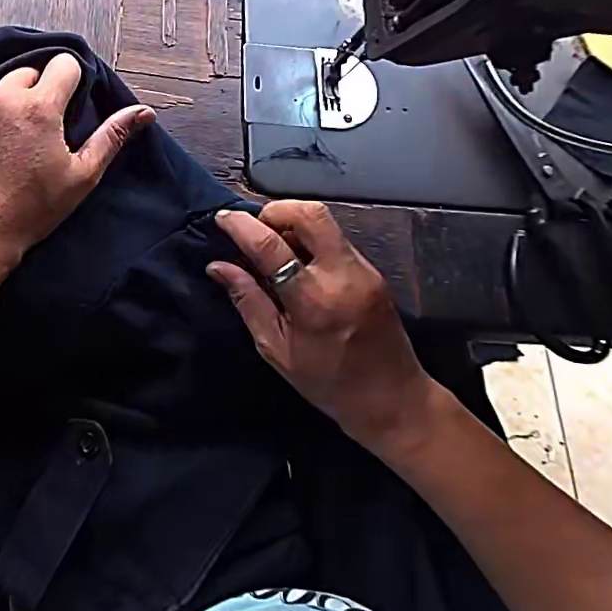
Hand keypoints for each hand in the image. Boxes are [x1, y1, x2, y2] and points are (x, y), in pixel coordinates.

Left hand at [0, 53, 154, 274]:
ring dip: (9, 106)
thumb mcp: (81, 176)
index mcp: (39, 107)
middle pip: (30, 73)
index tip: (68, 107)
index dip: (72, 83)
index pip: (63, 64)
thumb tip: (143, 111)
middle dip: (38, 95)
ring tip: (10, 145)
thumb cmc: (30, 210)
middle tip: (39, 135)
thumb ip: (112, 136)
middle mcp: (2, 97)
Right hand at [207, 202, 447, 450]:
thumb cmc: (328, 383)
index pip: (272, 246)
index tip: (222, 218)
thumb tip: (218, 266)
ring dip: (292, 222)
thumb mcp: (276, 349)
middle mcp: (343, 275)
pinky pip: (334, 239)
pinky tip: (295, 263)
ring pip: (325, 221)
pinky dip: (309, 239)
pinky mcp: (373, 271)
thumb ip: (248, 302)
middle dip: (274, 211)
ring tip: (271, 247)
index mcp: (314, 301)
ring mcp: (363, 269)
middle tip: (254, 230)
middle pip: (309, 214)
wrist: (393, 399)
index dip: (241, 225)